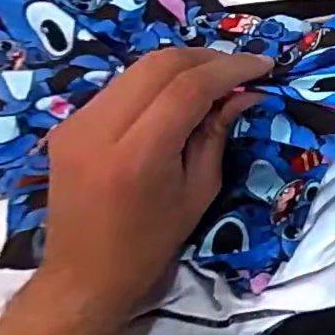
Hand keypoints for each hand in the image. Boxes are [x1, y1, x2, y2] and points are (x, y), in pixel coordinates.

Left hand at [31, 48, 271, 328]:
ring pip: (142, 66)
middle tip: (243, 68)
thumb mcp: (201, 188)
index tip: (264, 65)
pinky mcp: (70, 122)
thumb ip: (219, 132)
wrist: (82, 276)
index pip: (188, 88)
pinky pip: (125, 83)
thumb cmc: (151, 241)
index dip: (231, 69)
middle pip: (162, 65)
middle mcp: (99, 130)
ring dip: (186, 64)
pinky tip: (183, 92)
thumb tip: (247, 92)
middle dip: (210, 58)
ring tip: (218, 77)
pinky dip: (161, 78)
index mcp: (136, 156)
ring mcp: (77, 123)